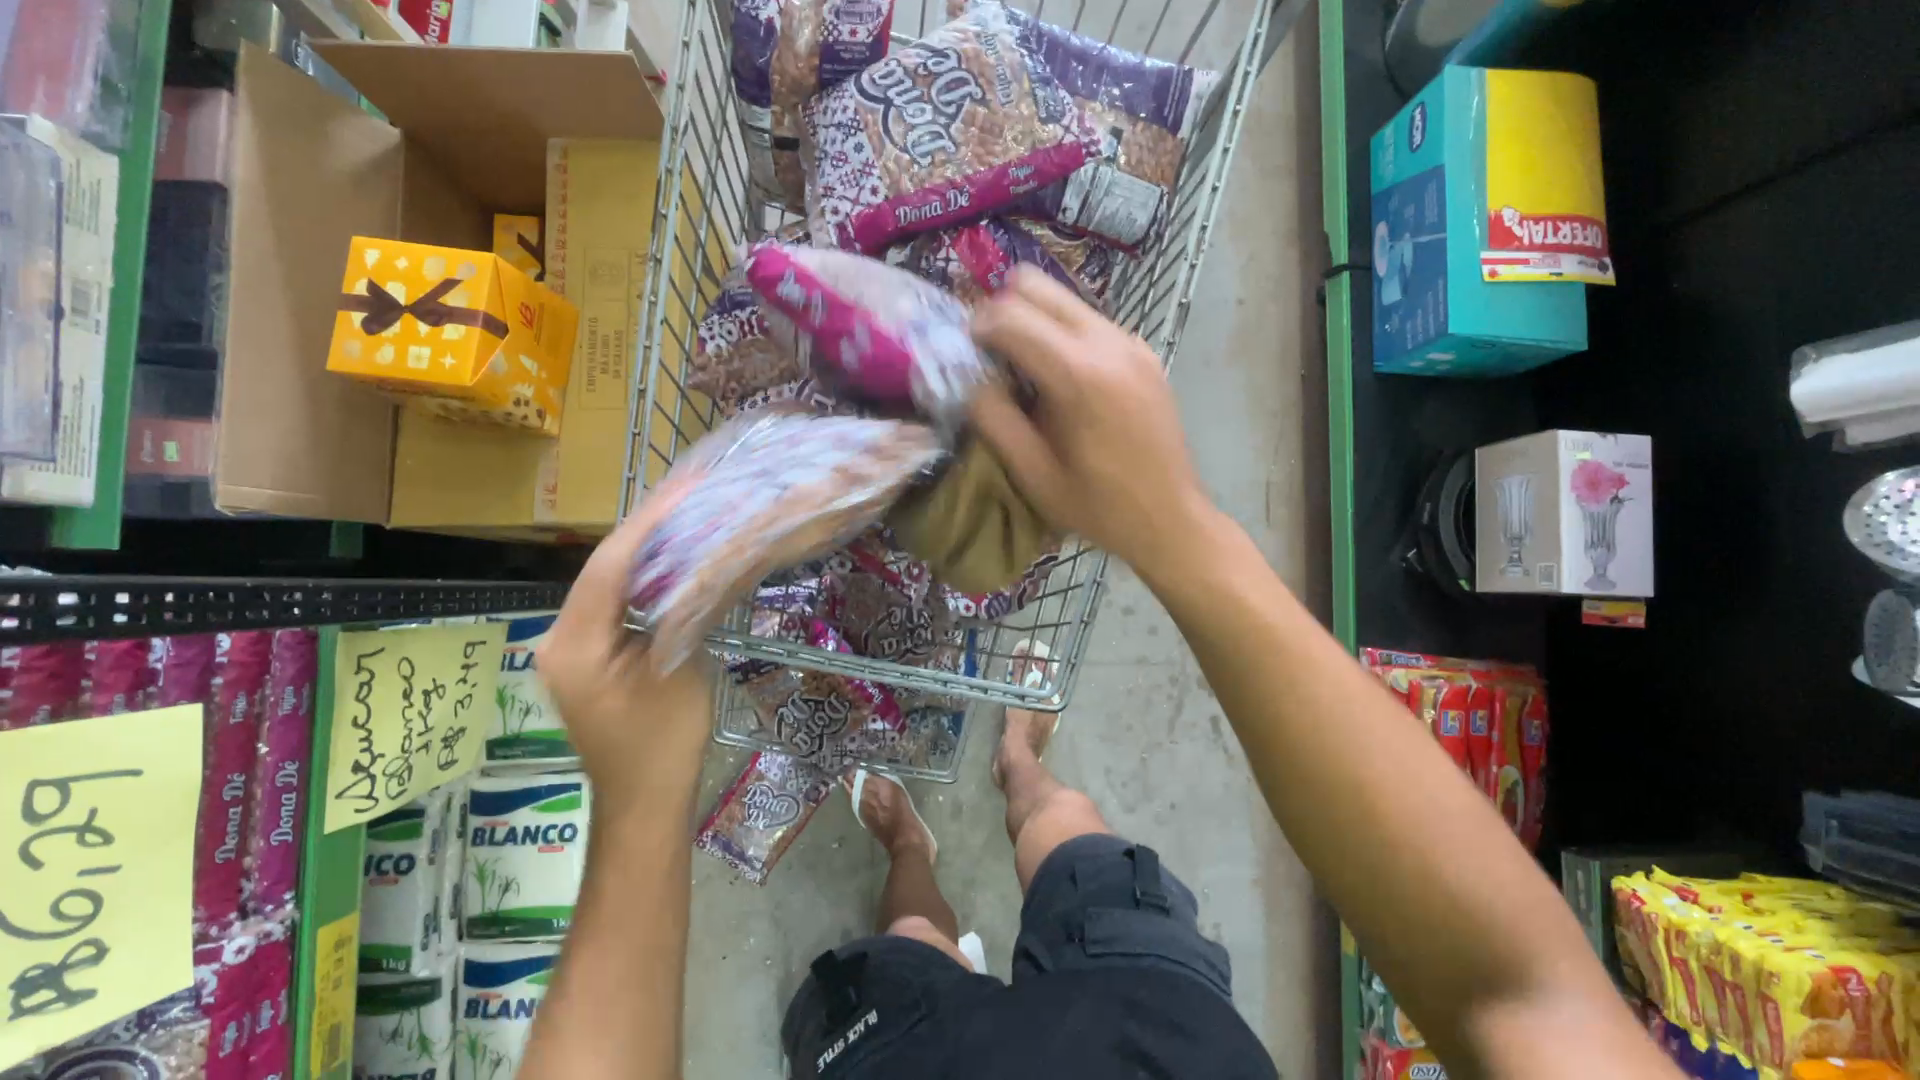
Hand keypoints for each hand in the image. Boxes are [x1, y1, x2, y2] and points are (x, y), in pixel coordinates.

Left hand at [537, 475, 714, 809]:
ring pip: (608, 585)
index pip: (610, 564)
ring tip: (687, 517)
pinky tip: (672, 564)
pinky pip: (613, 607)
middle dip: (649, 531)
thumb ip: (683, 610)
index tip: (685, 487)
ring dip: (647, 554)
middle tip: (692, 493)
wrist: (643, 803)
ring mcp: (568, 649)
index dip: (650, 522)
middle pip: (605, 568)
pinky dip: (642, 584)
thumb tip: (703, 560)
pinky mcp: (586, 658)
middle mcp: (558, 638)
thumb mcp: (681, 669)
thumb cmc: (663, 743)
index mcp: (574, 642)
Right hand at [969, 267, 1216, 573]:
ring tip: (1024, 369)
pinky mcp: (1144, 351)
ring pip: (1064, 298)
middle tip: (990, 353)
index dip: (976, 327)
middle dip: (1001, 310)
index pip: (1010, 316)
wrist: (1170, 519)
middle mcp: (1108, 343)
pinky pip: (1090, 321)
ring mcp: (1131, 343)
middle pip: (1036, 285)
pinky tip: (1063, 382)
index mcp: (1078, 375)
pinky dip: (1064, 335)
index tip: (964, 354)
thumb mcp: (1032, 472)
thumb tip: (968, 378)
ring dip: (1034, 320)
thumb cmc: (1098, 506)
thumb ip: (993, 418)